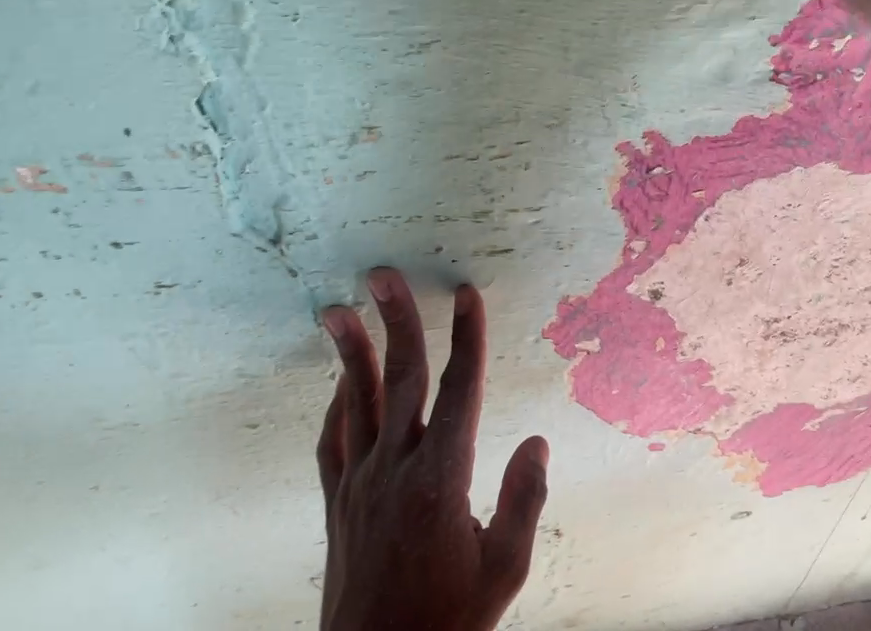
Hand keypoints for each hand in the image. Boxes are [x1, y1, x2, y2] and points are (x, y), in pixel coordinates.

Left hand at [318, 268, 549, 630]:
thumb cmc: (446, 623)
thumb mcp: (503, 568)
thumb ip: (524, 500)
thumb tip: (537, 443)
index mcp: (441, 479)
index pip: (460, 391)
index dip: (467, 338)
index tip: (467, 295)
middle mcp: (394, 469)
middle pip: (400, 378)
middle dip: (398, 321)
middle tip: (385, 275)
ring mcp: (359, 484)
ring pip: (356, 401)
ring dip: (352, 351)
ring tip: (341, 309)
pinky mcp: (337, 503)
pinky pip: (332, 441)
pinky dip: (336, 405)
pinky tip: (339, 382)